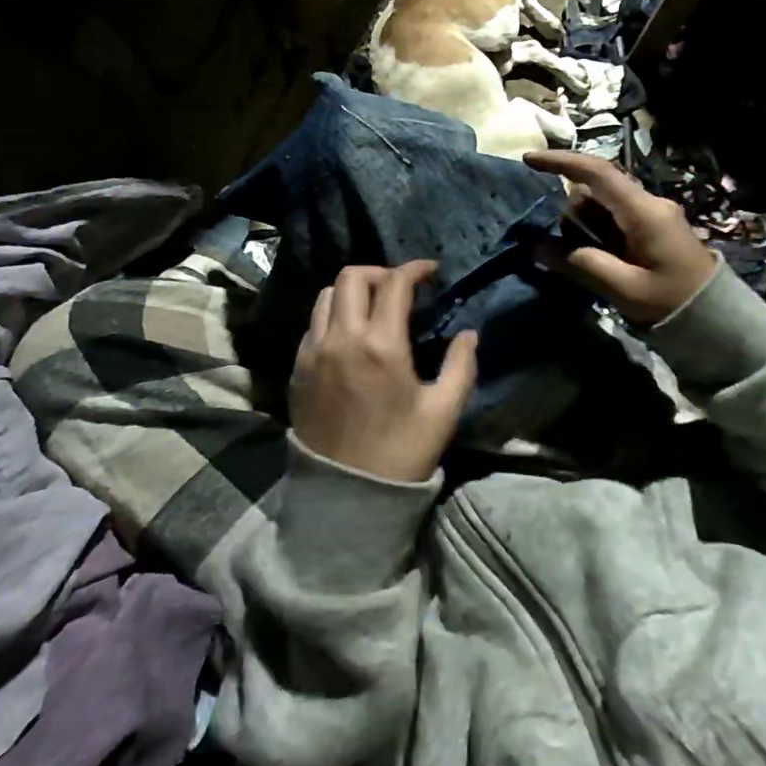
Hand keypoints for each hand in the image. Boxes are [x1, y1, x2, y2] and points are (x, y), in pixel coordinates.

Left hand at [290, 261, 479, 481]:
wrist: (347, 496)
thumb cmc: (402, 452)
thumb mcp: (443, 411)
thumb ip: (461, 366)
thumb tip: (469, 334)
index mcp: (381, 346)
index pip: (394, 283)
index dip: (414, 269)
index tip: (430, 272)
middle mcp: (341, 339)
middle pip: (351, 277)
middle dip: (380, 272)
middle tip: (401, 288)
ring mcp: (312, 353)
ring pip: (325, 296)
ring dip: (351, 292)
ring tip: (373, 308)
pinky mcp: (297, 370)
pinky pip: (312, 325)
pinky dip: (332, 316)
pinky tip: (349, 337)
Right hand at [524, 150, 717, 325]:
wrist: (714, 318)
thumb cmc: (671, 302)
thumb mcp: (623, 288)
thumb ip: (581, 264)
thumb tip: (538, 247)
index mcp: (644, 212)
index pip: (598, 173)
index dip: (561, 162)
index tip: (529, 160)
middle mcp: (647, 204)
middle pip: (596, 191)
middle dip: (568, 210)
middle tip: (554, 243)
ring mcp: (651, 215)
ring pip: (602, 206)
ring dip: (580, 226)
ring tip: (573, 259)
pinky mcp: (651, 228)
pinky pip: (613, 220)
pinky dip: (594, 233)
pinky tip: (589, 259)